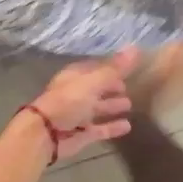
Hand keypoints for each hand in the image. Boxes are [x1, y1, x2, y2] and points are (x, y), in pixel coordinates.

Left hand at [28, 46, 139, 160]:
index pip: (93, 68)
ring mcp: (77, 115)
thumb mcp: (93, 81)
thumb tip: (136, 47)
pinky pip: (100, 129)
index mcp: (74, 77)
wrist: (46, 133)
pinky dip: (112, 127)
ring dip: (111, 106)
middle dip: (110, 87)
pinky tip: (127, 127)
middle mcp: (75, 94)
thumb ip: (115, 68)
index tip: (127, 67)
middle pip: (95, 88)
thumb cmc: (68, 101)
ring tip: (130, 105)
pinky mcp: (81, 134)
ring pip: (97, 108)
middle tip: (128, 87)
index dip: (109, 67)